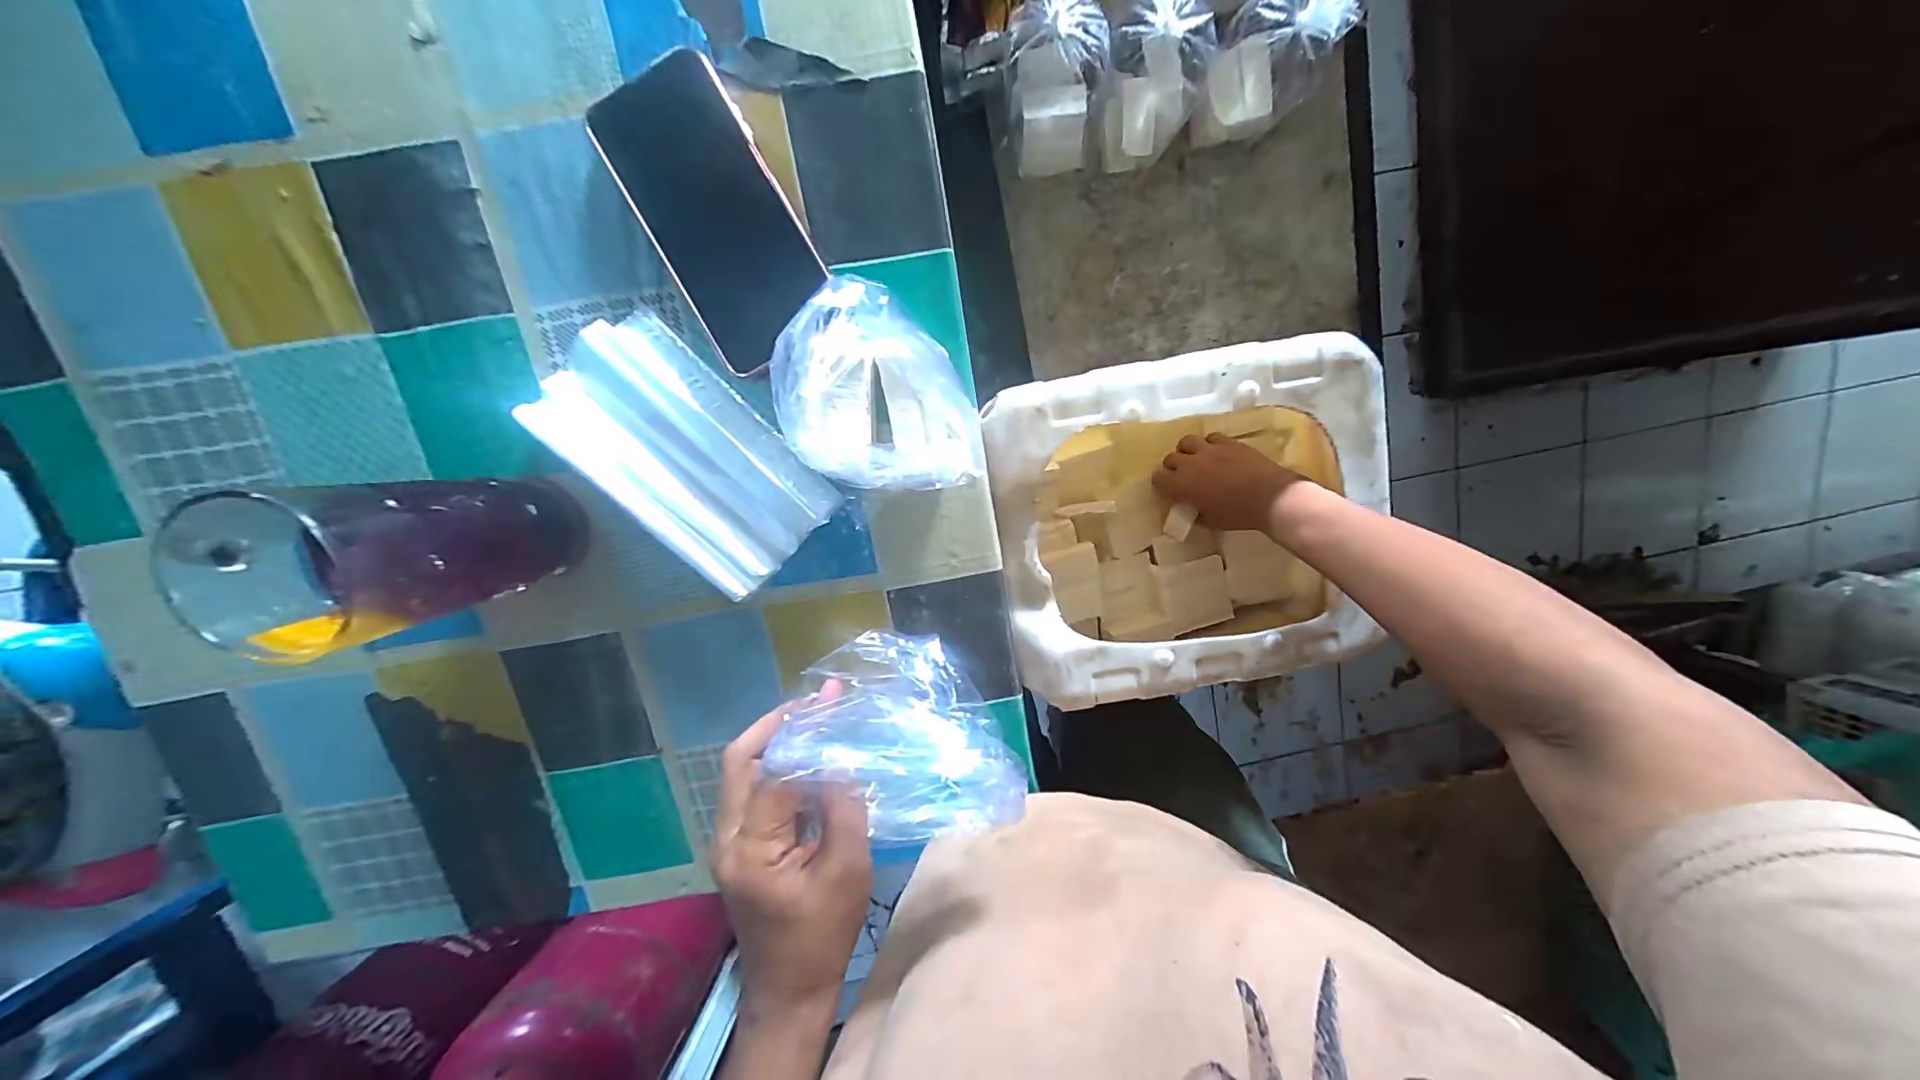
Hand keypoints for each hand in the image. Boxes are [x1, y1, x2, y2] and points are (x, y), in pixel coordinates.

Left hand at [710, 684, 871, 1017]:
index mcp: (750, 848)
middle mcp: (728, 838)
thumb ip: (844, 810)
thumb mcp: (847, 871)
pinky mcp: (740, 847)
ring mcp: (729, 843)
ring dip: (777, 741)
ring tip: (817, 718)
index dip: (807, 736)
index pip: (775, 773)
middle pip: (740, 761)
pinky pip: (754, 792)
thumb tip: (842, 761)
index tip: (834, 704)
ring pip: (743, 773)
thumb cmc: (822, 937)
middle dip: (778, 724)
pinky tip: (811, 757)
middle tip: (817, 701)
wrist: (789, 991)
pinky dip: (779, 766)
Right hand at [1154, 433, 1309, 532]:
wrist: (1270, 496)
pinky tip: (1217, 452)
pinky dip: (1209, 444)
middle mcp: (1190, 463)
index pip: (1158, 478)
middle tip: (1181, 475)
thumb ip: (1197, 513)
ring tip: (1196, 458)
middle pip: (1170, 458)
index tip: (1167, 489)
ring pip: (1187, 441)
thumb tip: (1192, 509)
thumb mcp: (1211, 521)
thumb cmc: (1238, 514)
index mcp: (1181, 485)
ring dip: (1187, 450)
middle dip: (1172, 466)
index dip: (1161, 483)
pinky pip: (1211, 437)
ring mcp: (1210, 449)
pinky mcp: (1229, 442)